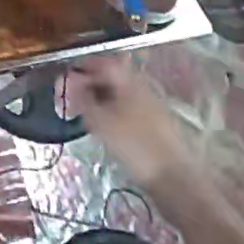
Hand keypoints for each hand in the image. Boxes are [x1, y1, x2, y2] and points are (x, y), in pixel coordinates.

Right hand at [67, 56, 194, 186]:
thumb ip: (82, 98)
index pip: (104, 62)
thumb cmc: (135, 146)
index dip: (84, 66)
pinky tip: (107, 128)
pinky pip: (129, 109)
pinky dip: (114, 112)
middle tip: (74, 97)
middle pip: (113, 77)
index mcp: (129, 82)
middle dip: (91, 83)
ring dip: (102, 98)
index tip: (68, 76)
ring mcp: (152, 107)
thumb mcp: (100, 121)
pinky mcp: (157, 126)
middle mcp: (142, 89)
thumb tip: (69, 82)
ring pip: (121, 94)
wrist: (175, 180)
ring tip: (87, 113)